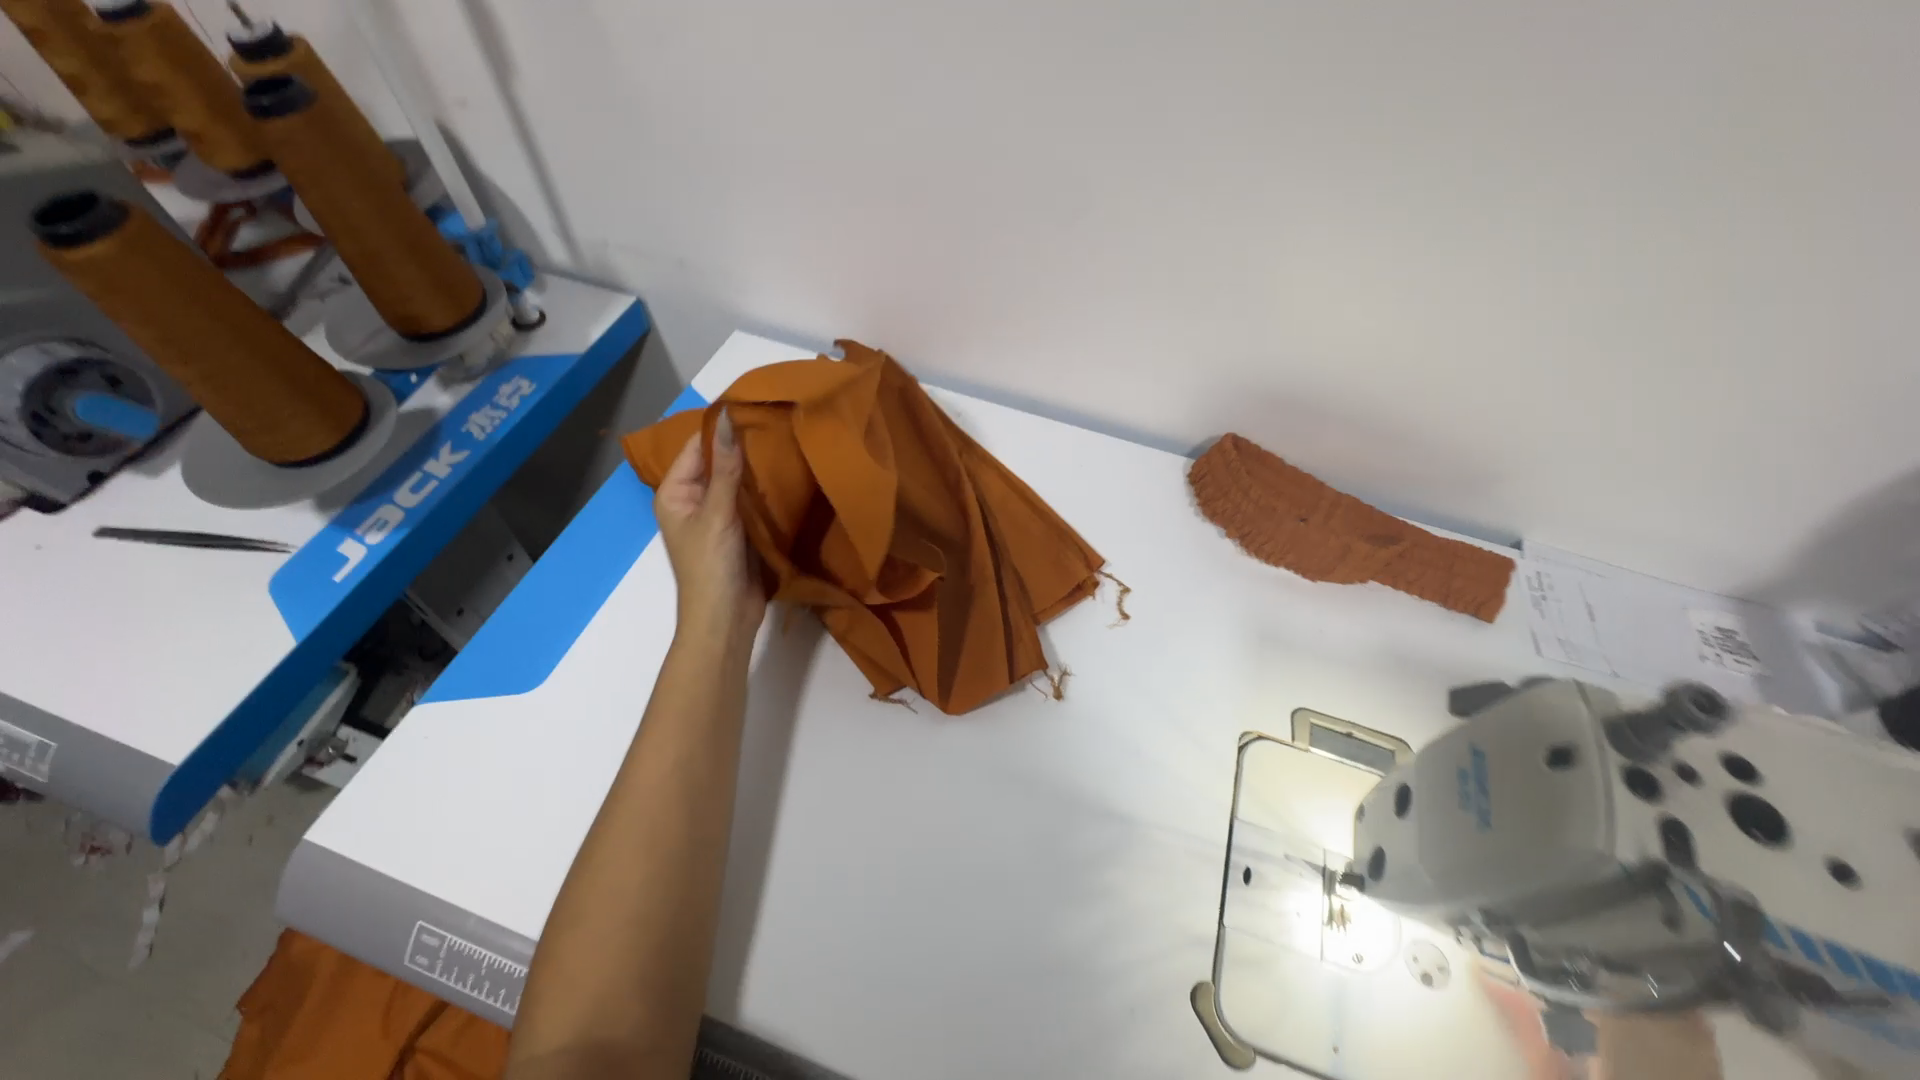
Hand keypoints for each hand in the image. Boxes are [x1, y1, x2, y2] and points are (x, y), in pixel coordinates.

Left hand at [654, 410, 766, 641]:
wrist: (726, 619)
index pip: (697, 448)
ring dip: (759, 469)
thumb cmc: (711, 566)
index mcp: (675, 493)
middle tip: (779, 421)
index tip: (755, 407)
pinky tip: (790, 475)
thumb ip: (726, 467)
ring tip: (789, 441)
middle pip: (719, 463)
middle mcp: (694, 501)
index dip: (722, 428)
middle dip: (744, 447)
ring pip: (739, 482)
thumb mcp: (717, 513)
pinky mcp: (741, 531)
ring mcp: (719, 516)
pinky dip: (767, 491)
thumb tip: (728, 418)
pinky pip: (753, 502)